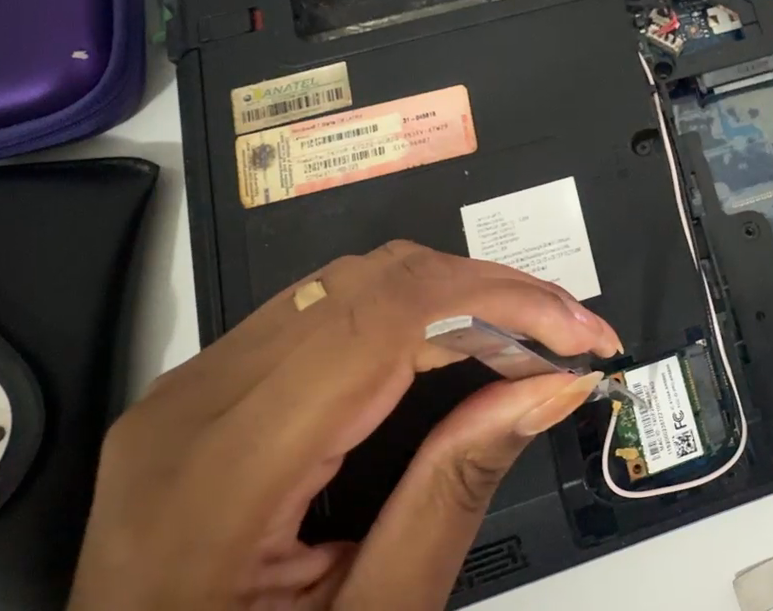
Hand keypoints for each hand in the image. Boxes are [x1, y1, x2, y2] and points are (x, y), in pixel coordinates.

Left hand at [69, 241, 621, 609]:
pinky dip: (413, 309)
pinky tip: (462, 342)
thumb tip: (550, 386)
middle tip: (572, 337)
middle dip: (494, 292)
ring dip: (459, 293)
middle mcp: (191, 405)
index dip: (498, 304)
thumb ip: (454, 491)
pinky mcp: (206, 384)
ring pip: (354, 280)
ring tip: (531, 338)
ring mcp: (190, 387)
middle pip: (373, 284)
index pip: (380, 323)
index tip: (581, 338)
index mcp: (215, 478)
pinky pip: (327, 306)